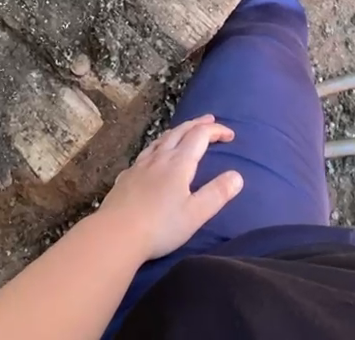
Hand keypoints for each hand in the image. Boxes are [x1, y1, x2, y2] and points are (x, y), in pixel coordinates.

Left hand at [94, 115, 243, 260]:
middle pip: (180, 132)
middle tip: (210, 121)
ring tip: (185, 131)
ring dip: (178, 131)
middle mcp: (159, 157)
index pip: (200, 136)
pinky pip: (147, 151)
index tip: (230, 135)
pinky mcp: (127, 176)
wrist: (117, 234)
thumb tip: (237, 175)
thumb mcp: (195, 214)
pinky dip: (159, 145)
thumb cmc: (160, 226)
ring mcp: (140, 165)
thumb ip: (217, 193)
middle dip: (197, 124)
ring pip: (162, 139)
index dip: (216, 131)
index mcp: (178, 163)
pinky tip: (154, 155)